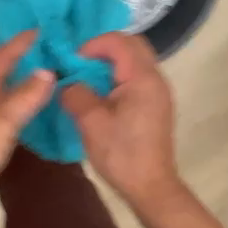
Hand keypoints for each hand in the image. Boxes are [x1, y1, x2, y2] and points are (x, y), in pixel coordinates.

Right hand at [61, 32, 183, 207]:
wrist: (151, 187)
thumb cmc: (121, 154)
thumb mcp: (91, 121)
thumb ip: (76, 93)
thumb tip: (67, 83)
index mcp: (143, 77)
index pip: (119, 41)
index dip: (92, 45)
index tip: (71, 64)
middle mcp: (156, 78)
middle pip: (131, 46)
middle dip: (103, 50)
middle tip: (79, 67)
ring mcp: (159, 93)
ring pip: (135, 62)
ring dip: (110, 65)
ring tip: (87, 82)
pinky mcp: (157, 106)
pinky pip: (137, 79)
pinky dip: (118, 79)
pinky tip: (101, 98)